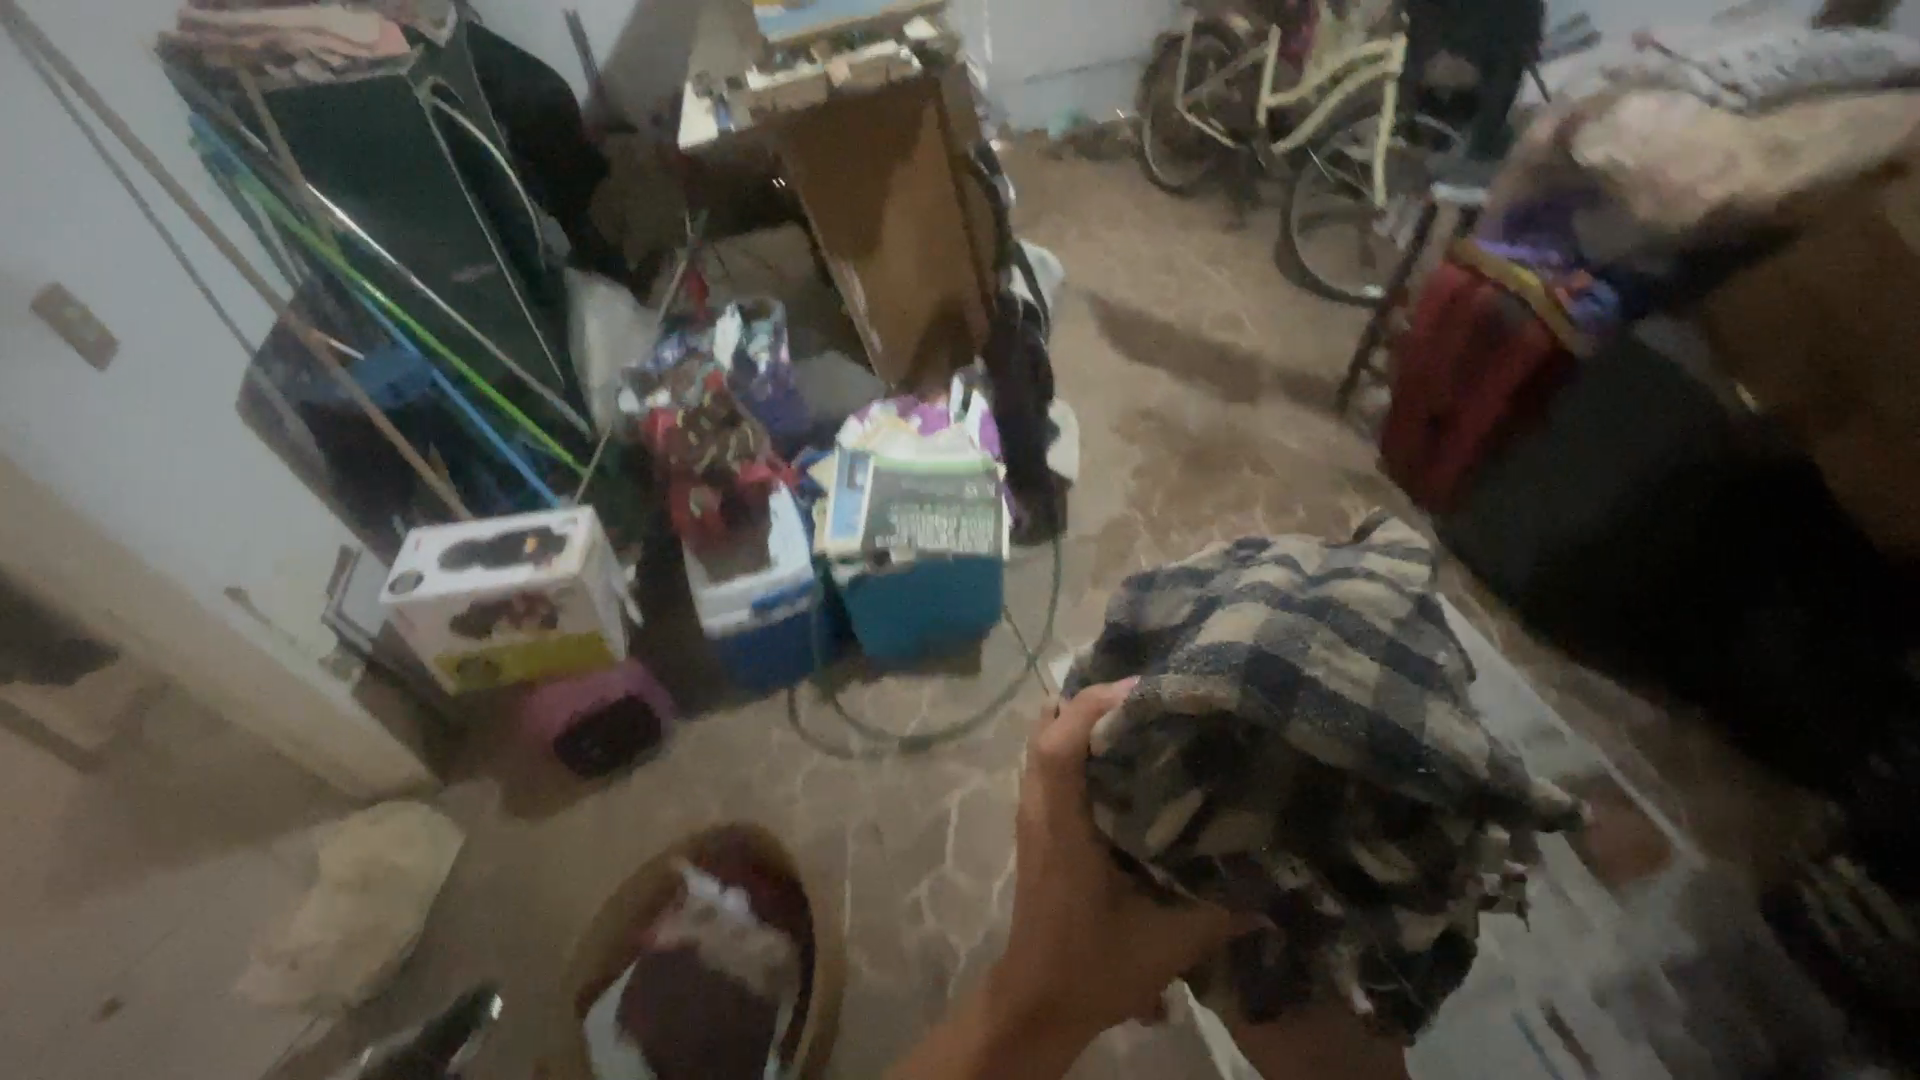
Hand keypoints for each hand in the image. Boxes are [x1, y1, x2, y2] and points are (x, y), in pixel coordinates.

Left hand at [989, 678, 1241, 1040]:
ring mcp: (1032, 810)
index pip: (1059, 743)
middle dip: (1095, 700)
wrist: (1039, 999)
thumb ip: (1223, 908)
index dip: (1095, 705)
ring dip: (1086, 718)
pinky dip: (1080, 741)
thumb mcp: (1168, 942)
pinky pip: (1051, 759)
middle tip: (1154, 695)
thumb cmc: (1094, 966)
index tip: (1148, 689)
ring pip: (1045, 738)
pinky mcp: (1038, 821)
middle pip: (1048, 725)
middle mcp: (1038, 805)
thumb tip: (1281, 871)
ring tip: (1143, 714)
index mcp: (1061, 824)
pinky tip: (1128, 756)